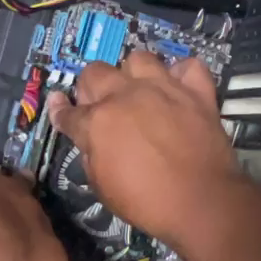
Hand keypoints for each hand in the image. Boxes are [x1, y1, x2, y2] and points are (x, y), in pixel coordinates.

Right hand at [47, 53, 260, 258]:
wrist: (200, 201)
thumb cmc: (145, 202)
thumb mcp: (101, 186)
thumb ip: (91, 154)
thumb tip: (91, 139)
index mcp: (97, 122)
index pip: (67, 112)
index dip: (60, 111)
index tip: (60, 108)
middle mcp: (126, 95)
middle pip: (95, 72)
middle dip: (91, 87)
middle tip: (100, 106)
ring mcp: (163, 89)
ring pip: (138, 59)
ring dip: (132, 74)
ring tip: (138, 92)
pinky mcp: (196, 92)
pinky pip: (188, 67)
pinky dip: (181, 75)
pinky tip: (177, 89)